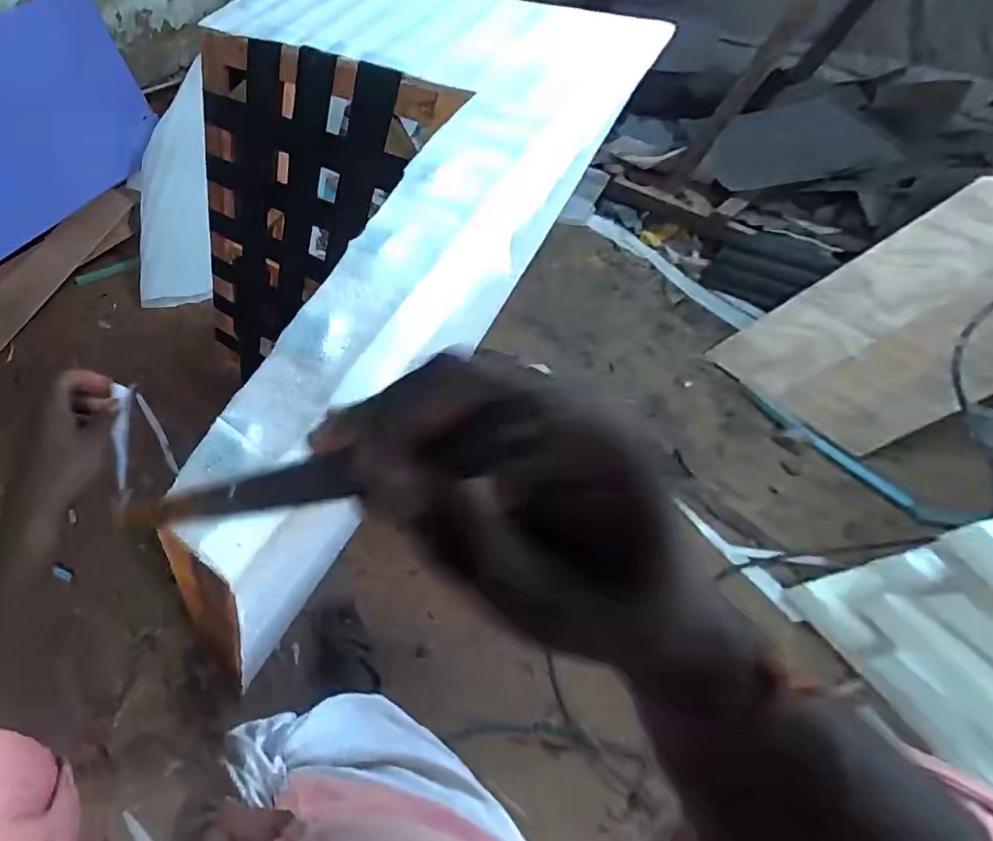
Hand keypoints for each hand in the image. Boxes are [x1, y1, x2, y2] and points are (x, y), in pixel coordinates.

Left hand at [12, 369, 118, 516]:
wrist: (34, 506)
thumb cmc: (67, 469)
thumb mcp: (95, 442)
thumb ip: (107, 418)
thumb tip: (115, 403)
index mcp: (50, 405)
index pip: (67, 376)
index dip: (90, 378)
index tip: (110, 390)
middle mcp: (36, 412)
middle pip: (61, 392)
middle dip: (88, 395)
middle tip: (110, 408)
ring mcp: (29, 430)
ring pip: (56, 410)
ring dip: (81, 411)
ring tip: (102, 427)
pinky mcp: (29, 448)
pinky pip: (51, 425)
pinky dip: (70, 425)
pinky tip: (85, 443)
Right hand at [320, 354, 765, 712]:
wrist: (666, 611)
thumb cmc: (611, 618)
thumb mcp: (543, 606)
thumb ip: (472, 544)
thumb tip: (391, 483)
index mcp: (599, 440)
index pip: (483, 402)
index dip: (406, 426)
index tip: (350, 462)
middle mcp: (578, 400)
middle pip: (461, 374)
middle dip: (387, 409)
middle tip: (326, 442)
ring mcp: (558, 396)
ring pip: (455, 376)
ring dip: (394, 408)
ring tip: (342, 442)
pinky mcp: (535, 406)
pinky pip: (464, 392)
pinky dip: (414, 414)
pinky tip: (384, 443)